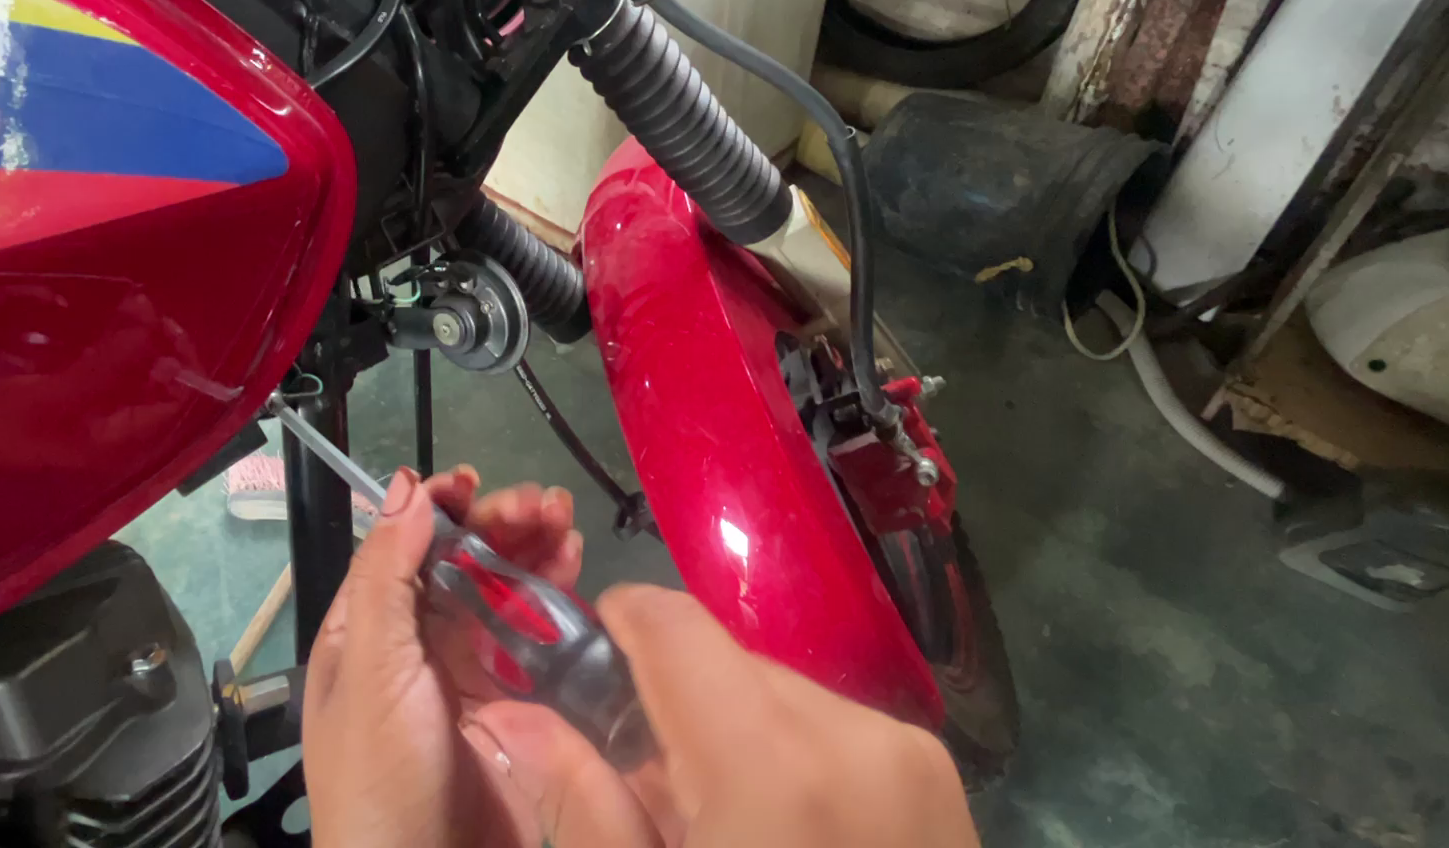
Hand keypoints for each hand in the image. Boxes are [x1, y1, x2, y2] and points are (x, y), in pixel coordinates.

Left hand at [300, 465, 583, 847]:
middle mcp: (413, 638)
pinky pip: (528, 625)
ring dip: (529, 545)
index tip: (471, 481)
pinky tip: (572, 560)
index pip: (400, 546)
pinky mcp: (508, 691)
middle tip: (542, 501)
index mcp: (366, 629)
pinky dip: (549, 587)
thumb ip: (386, 574)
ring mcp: (463, 665)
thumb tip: (402, 487)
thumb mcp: (372, 669)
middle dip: (497, 522)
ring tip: (564, 518)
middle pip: (457, 559)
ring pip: (497, 584)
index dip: (435, 507)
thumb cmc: (383, 772)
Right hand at [464, 585, 980, 847]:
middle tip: (650, 791)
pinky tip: (782, 836)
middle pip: (724, 661)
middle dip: (676, 704)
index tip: (588, 662)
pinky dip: (789, 759)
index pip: (673, 622)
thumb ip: (579, 804)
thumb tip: (505, 716)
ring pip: (778, 692)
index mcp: (774, 766)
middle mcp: (854, 735)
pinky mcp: (944, 783)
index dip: (620, 623)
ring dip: (735, 734)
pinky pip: (832, 728)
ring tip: (726, 827)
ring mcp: (911, 758)